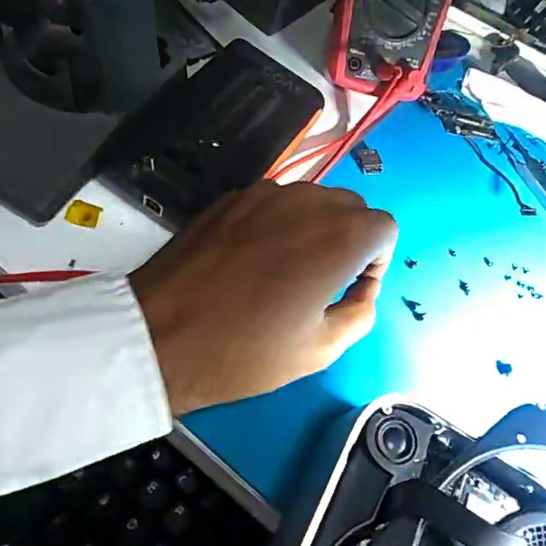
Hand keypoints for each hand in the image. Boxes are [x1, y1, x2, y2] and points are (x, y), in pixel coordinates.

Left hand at [129, 180, 397, 415]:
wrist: (160, 337)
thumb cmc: (245, 351)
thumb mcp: (320, 349)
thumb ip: (361, 310)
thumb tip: (363, 286)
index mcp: (338, 235)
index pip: (385, 227)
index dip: (376, 261)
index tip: (350, 289)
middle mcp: (305, 201)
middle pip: (350, 207)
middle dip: (350, 240)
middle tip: (322, 282)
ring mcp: (262, 195)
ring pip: (309, 201)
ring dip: (313, 229)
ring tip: (284, 271)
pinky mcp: (228, 200)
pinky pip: (271, 205)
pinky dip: (277, 225)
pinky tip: (250, 261)